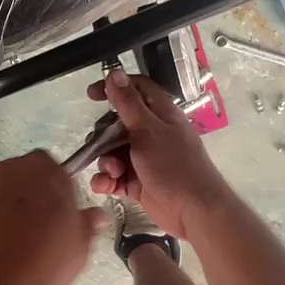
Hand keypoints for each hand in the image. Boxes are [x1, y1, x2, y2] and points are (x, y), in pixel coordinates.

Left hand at [0, 150, 105, 284]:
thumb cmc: (40, 266)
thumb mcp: (78, 250)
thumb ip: (86, 224)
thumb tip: (95, 215)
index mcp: (50, 171)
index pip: (53, 171)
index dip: (51, 194)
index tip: (50, 216)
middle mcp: (14, 165)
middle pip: (20, 174)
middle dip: (21, 195)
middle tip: (23, 228)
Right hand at [85, 69, 231, 238]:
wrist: (193, 211)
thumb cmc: (174, 166)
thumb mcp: (148, 131)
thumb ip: (128, 103)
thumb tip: (114, 73)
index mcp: (161, 114)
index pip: (136, 90)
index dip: (115, 87)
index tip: (92, 95)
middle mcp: (153, 133)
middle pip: (118, 125)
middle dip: (103, 136)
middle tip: (99, 145)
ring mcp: (145, 159)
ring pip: (113, 153)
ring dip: (106, 162)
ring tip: (112, 172)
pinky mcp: (138, 182)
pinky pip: (115, 176)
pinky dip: (107, 180)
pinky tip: (104, 186)